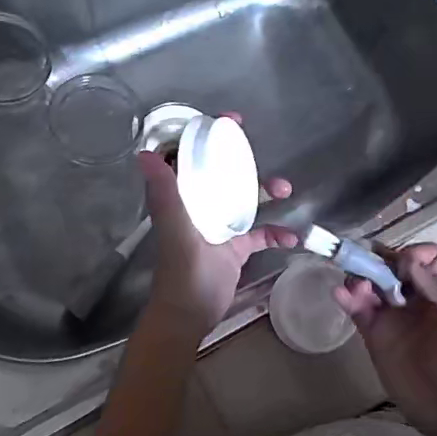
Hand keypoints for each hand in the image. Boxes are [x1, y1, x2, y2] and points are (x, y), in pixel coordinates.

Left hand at [139, 115, 295, 333]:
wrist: (191, 313)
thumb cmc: (184, 271)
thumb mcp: (177, 228)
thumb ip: (165, 193)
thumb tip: (145, 154)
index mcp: (184, 199)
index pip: (194, 159)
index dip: (208, 138)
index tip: (231, 122)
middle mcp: (201, 208)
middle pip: (224, 176)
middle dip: (245, 163)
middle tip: (260, 150)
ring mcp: (220, 228)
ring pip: (246, 200)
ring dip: (267, 193)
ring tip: (287, 190)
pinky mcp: (237, 248)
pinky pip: (261, 234)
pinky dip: (276, 233)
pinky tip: (292, 237)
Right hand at [334, 243, 436, 435]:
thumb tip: (409, 262)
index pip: (424, 256)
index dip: (412, 254)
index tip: (403, 267)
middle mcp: (416, 298)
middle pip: (391, 264)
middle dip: (379, 260)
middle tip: (368, 270)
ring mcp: (394, 317)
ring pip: (370, 284)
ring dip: (360, 276)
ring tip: (357, 288)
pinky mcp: (375, 336)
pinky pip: (358, 309)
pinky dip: (347, 298)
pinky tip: (343, 296)